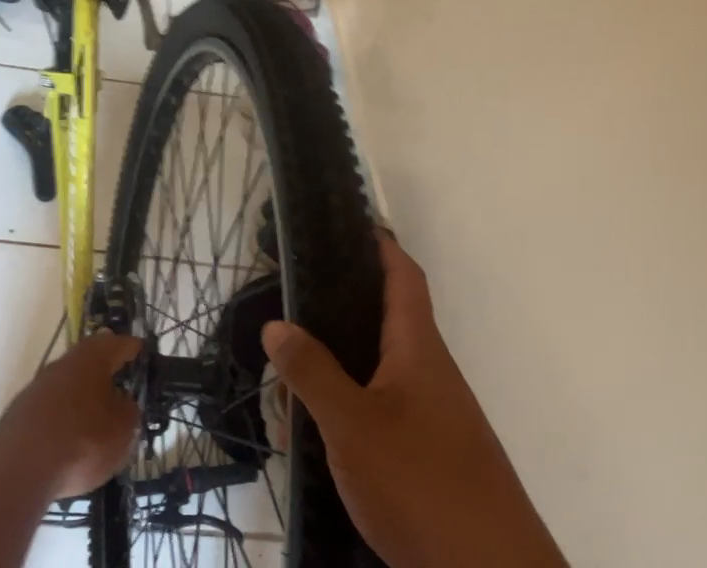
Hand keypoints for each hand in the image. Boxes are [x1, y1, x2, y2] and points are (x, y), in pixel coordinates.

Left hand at [0, 331, 142, 499]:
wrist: (20, 469)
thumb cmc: (82, 442)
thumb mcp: (123, 430)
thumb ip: (128, 411)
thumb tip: (121, 402)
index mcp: (92, 358)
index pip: (118, 344)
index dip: (133, 348)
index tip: (142, 352)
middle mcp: (62, 364)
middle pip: (89, 361)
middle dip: (105, 372)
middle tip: (122, 385)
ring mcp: (37, 387)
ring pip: (68, 384)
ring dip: (83, 396)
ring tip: (99, 419)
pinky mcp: (20, 412)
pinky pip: (51, 408)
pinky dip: (64, 417)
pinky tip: (71, 439)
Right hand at [261, 233, 566, 567]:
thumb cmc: (422, 484)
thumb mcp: (352, 425)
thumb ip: (312, 372)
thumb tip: (276, 323)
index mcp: (418, 350)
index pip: (403, 277)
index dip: (378, 244)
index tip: (344, 222)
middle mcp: (428, 374)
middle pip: (378, 324)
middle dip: (329, 320)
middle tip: (282, 322)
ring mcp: (430, 417)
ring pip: (370, 375)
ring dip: (327, 379)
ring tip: (284, 400)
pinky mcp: (426, 455)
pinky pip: (376, 414)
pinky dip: (340, 416)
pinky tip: (311, 443)